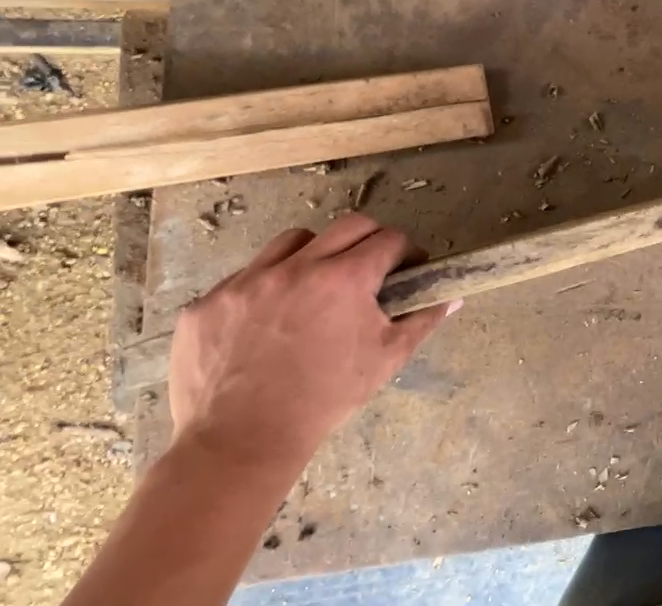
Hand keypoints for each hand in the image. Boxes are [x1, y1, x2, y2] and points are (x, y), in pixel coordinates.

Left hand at [169, 213, 459, 469]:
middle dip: (371, 239)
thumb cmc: (325, 398)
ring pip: (292, 242)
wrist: (240, 440)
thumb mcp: (387, 358)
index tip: (408, 269)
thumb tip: (451, 299)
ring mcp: (244, 284)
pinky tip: (270, 318)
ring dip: (315, 253)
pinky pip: (244, 277)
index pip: (389, 239)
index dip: (407, 252)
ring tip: (316, 285)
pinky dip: (267, 286)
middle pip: (348, 226)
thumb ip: (423, 320)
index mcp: (345, 279)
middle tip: (373, 267)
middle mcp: (295, 269)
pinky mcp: (205, 305)